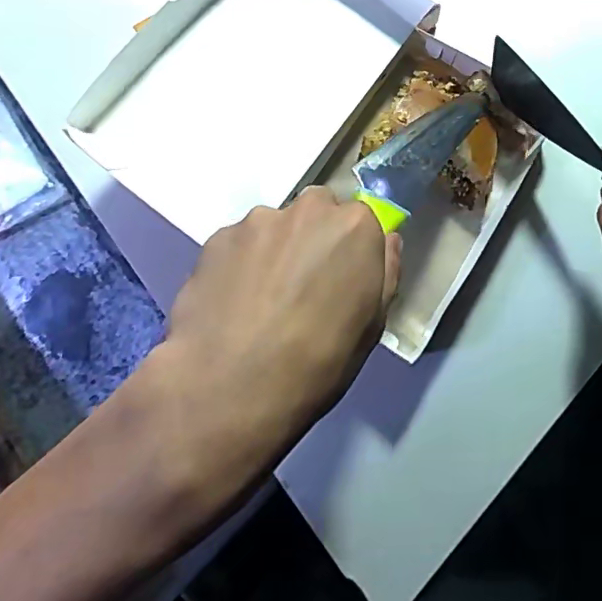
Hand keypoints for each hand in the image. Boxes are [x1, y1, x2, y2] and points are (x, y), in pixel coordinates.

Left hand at [149, 187, 400, 454]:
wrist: (231, 390)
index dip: (350, 248)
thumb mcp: (374, 321)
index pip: (360, 219)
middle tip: (303, 283)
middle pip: (316, 212)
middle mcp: (309, 210)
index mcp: (355, 224)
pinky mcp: (216, 241)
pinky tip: (232, 305)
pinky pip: (237, 246)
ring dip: (274, 251)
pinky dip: (238, 266)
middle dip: (312, 237)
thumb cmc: (320, 360)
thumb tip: (385, 242)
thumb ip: (384, 270)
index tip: (341, 275)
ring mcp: (258, 222)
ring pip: (273, 228)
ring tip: (261, 299)